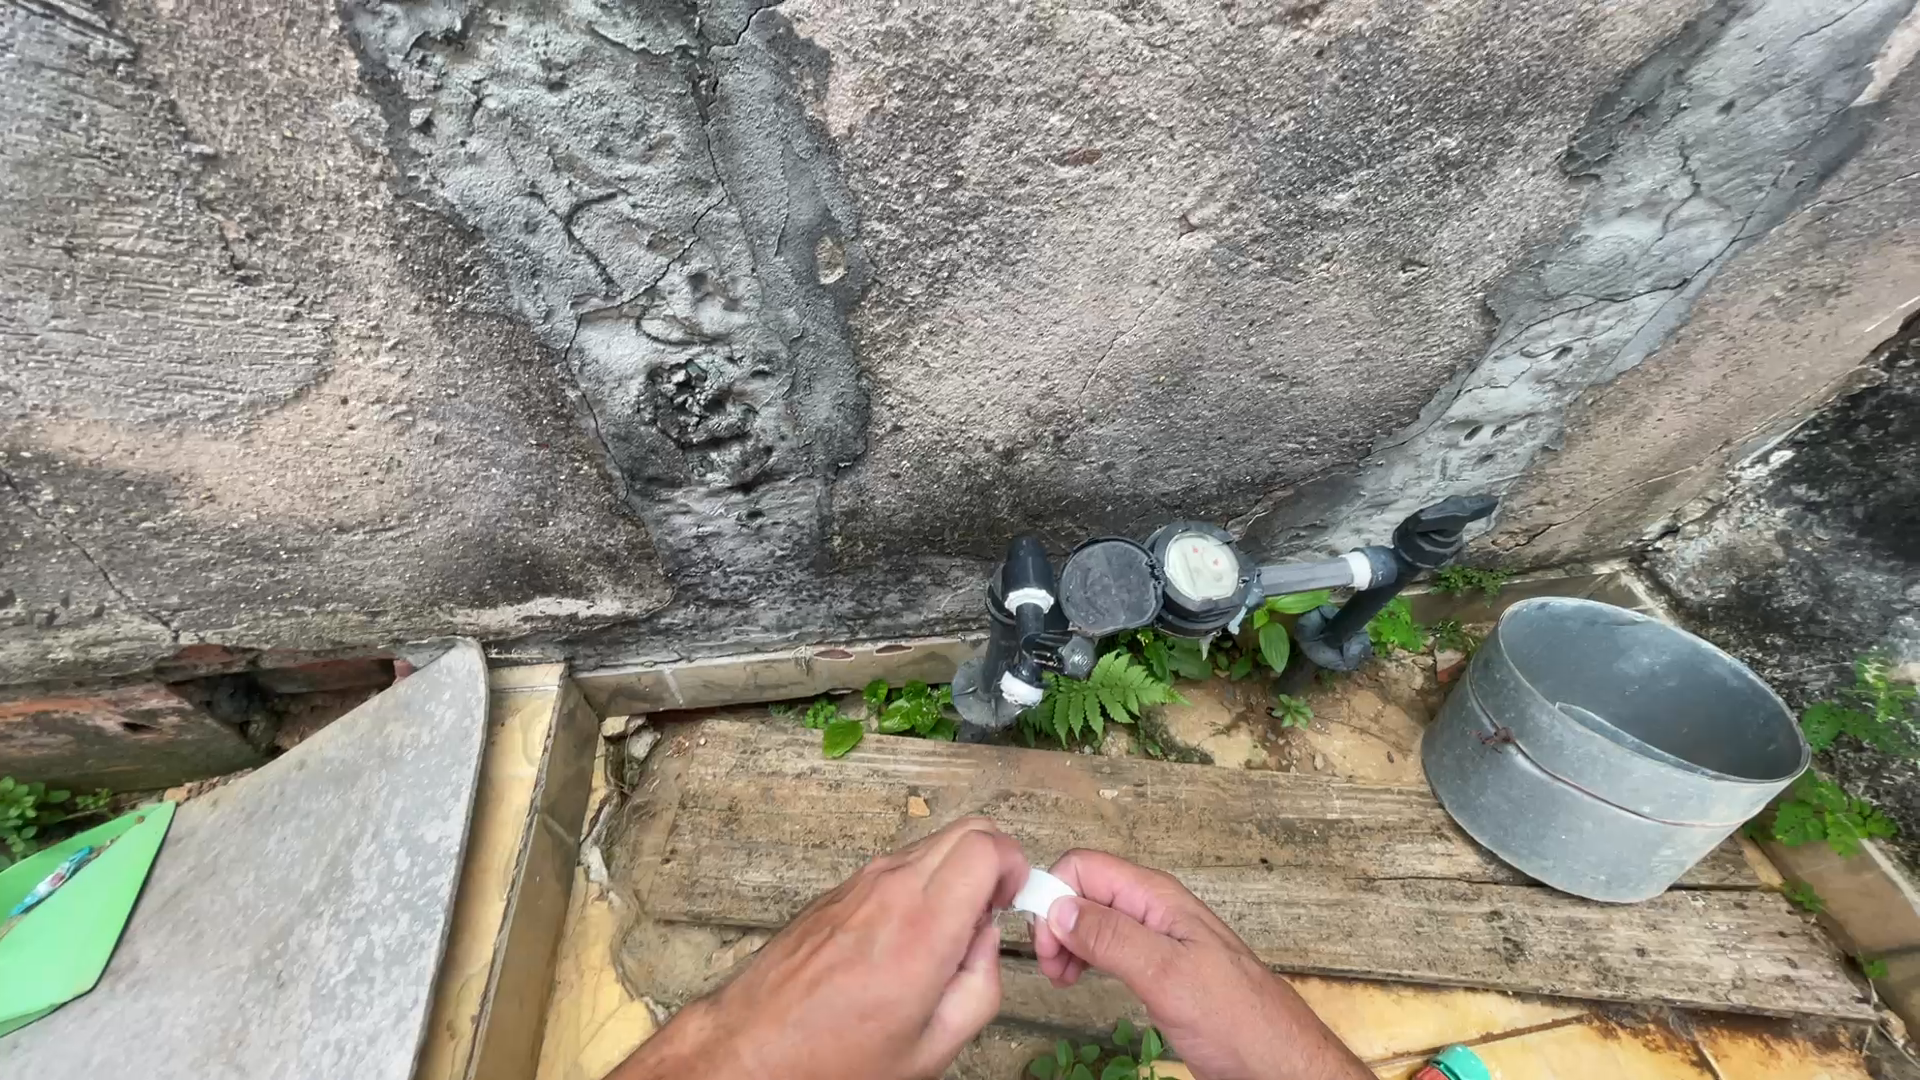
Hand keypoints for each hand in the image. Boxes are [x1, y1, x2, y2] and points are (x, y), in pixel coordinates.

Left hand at [612, 817, 1027, 1079]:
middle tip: (990, 909)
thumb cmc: (838, 1059)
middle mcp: (896, 885)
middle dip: (995, 859)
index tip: (1012, 901)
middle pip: (968, 828)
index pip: (987, 846)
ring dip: (959, 868)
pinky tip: (910, 931)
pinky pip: (903, 860)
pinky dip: (926, 878)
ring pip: (936, 840)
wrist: (753, 1047)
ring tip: (948, 929)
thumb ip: (982, 985)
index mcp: (925, 925)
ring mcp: (867, 877)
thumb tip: (986, 937)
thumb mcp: (932, 1046)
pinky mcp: (846, 883)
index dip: (1014, 865)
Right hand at [1031, 851, 1371, 1079]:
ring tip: (1063, 977)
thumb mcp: (1166, 975)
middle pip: (1083, 888)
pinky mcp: (1156, 963)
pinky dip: (1084, 955)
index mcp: (1153, 895)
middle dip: (1056, 919)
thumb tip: (1057, 907)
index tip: (1045, 944)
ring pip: (1091, 915)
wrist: (1282, 1065)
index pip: (1084, 866)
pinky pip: (1106, 942)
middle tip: (1053, 968)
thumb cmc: (1234, 1019)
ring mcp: (1153, 934)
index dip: (1055, 895)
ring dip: (1067, 939)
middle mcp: (1150, 906)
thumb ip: (1111, 936)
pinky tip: (1082, 978)